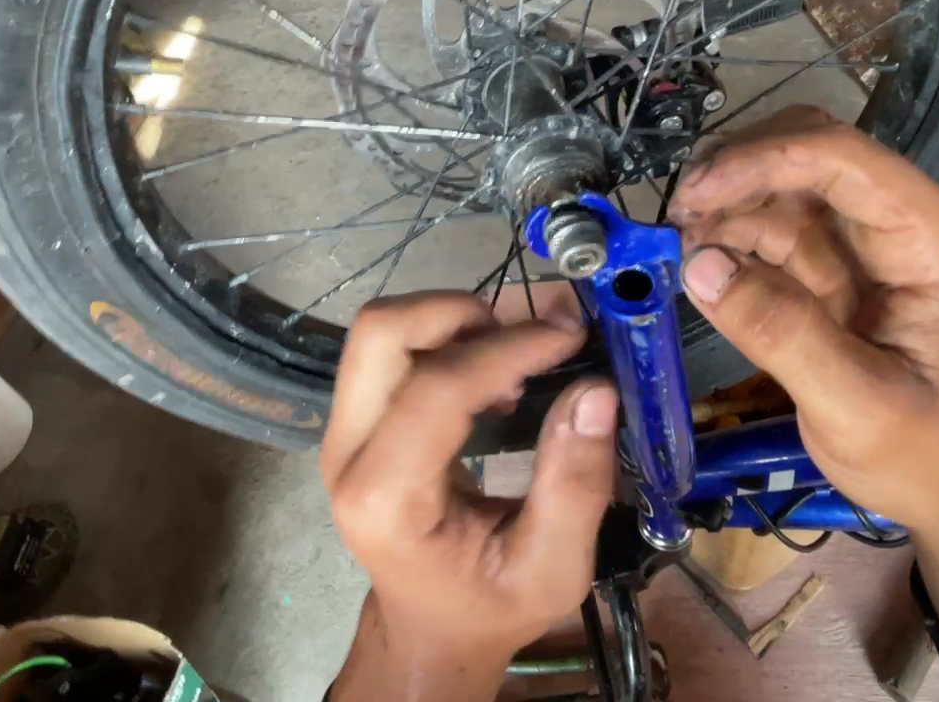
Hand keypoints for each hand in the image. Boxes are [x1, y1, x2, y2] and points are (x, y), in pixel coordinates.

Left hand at [322, 293, 618, 701]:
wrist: (429, 627)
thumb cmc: (486, 607)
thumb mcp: (552, 571)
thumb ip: (575, 486)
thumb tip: (595, 390)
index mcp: (387, 499)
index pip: (436, 387)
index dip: (507, 349)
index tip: (569, 336)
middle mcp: (347, 451)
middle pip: (381, 332)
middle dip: (459, 311)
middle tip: (526, 337)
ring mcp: (344, 428)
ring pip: (381, 328)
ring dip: (453, 318)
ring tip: (514, 355)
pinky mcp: (357, 415)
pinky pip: (392, 345)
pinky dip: (445, 334)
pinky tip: (492, 373)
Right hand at [669, 106, 938, 528]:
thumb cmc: (932, 458)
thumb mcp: (859, 409)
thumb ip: (782, 335)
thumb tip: (699, 265)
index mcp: (932, 237)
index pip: (841, 157)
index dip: (760, 161)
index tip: (694, 197)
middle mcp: (899, 220)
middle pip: (808, 150)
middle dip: (738, 169)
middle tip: (680, 214)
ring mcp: (864, 239)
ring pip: (782, 180)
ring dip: (726, 201)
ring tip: (680, 245)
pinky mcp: (832, 264)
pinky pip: (771, 225)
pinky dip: (729, 234)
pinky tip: (701, 261)